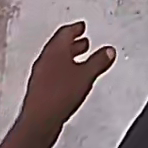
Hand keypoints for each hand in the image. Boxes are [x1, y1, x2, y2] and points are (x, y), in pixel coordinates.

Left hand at [17, 22, 115, 137]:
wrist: (39, 121)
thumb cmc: (58, 95)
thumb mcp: (87, 75)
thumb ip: (99, 61)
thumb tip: (109, 51)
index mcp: (55, 50)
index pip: (65, 32)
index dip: (75, 28)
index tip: (81, 26)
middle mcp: (45, 59)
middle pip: (59, 45)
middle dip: (72, 42)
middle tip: (82, 40)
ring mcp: (40, 75)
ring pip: (55, 59)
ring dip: (68, 56)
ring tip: (79, 59)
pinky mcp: (39, 89)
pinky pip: (52, 73)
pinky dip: (62, 70)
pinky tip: (69, 80)